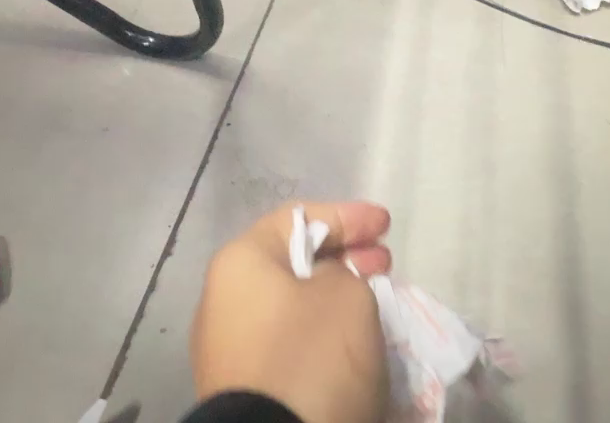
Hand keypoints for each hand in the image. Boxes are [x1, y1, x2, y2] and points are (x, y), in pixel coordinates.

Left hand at [192, 202, 393, 422]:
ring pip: (291, 306)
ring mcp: (229, 350)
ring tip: (374, 303)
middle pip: (293, 262)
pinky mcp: (243, 392)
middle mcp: (223, 299)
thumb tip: (329, 287)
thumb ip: (345, 272)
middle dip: (343, 258)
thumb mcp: (346, 295)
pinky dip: (320, 335)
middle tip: (383, 265)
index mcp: (240, 262)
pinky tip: (351, 343)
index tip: (386, 225)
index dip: (348, 217)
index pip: (299, 219)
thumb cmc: (310, 357)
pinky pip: (288, 345)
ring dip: (334, 299)